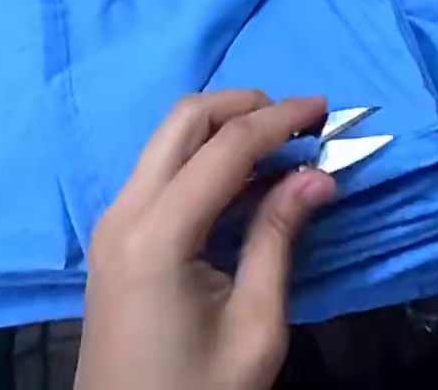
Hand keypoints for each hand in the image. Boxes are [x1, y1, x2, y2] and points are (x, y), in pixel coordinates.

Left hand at [78, 91, 337, 389]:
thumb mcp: (253, 330)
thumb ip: (278, 238)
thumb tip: (318, 175)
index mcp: (157, 234)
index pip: (226, 146)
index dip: (280, 119)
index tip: (323, 108)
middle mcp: (125, 207)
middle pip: (186, 118)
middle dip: (245, 106)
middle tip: (297, 121)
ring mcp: (114, 216)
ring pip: (171, 135)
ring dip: (225, 125)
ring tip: (280, 140)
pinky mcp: (117, 230)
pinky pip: (163, 166)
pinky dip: (205, 153)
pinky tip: (245, 173)